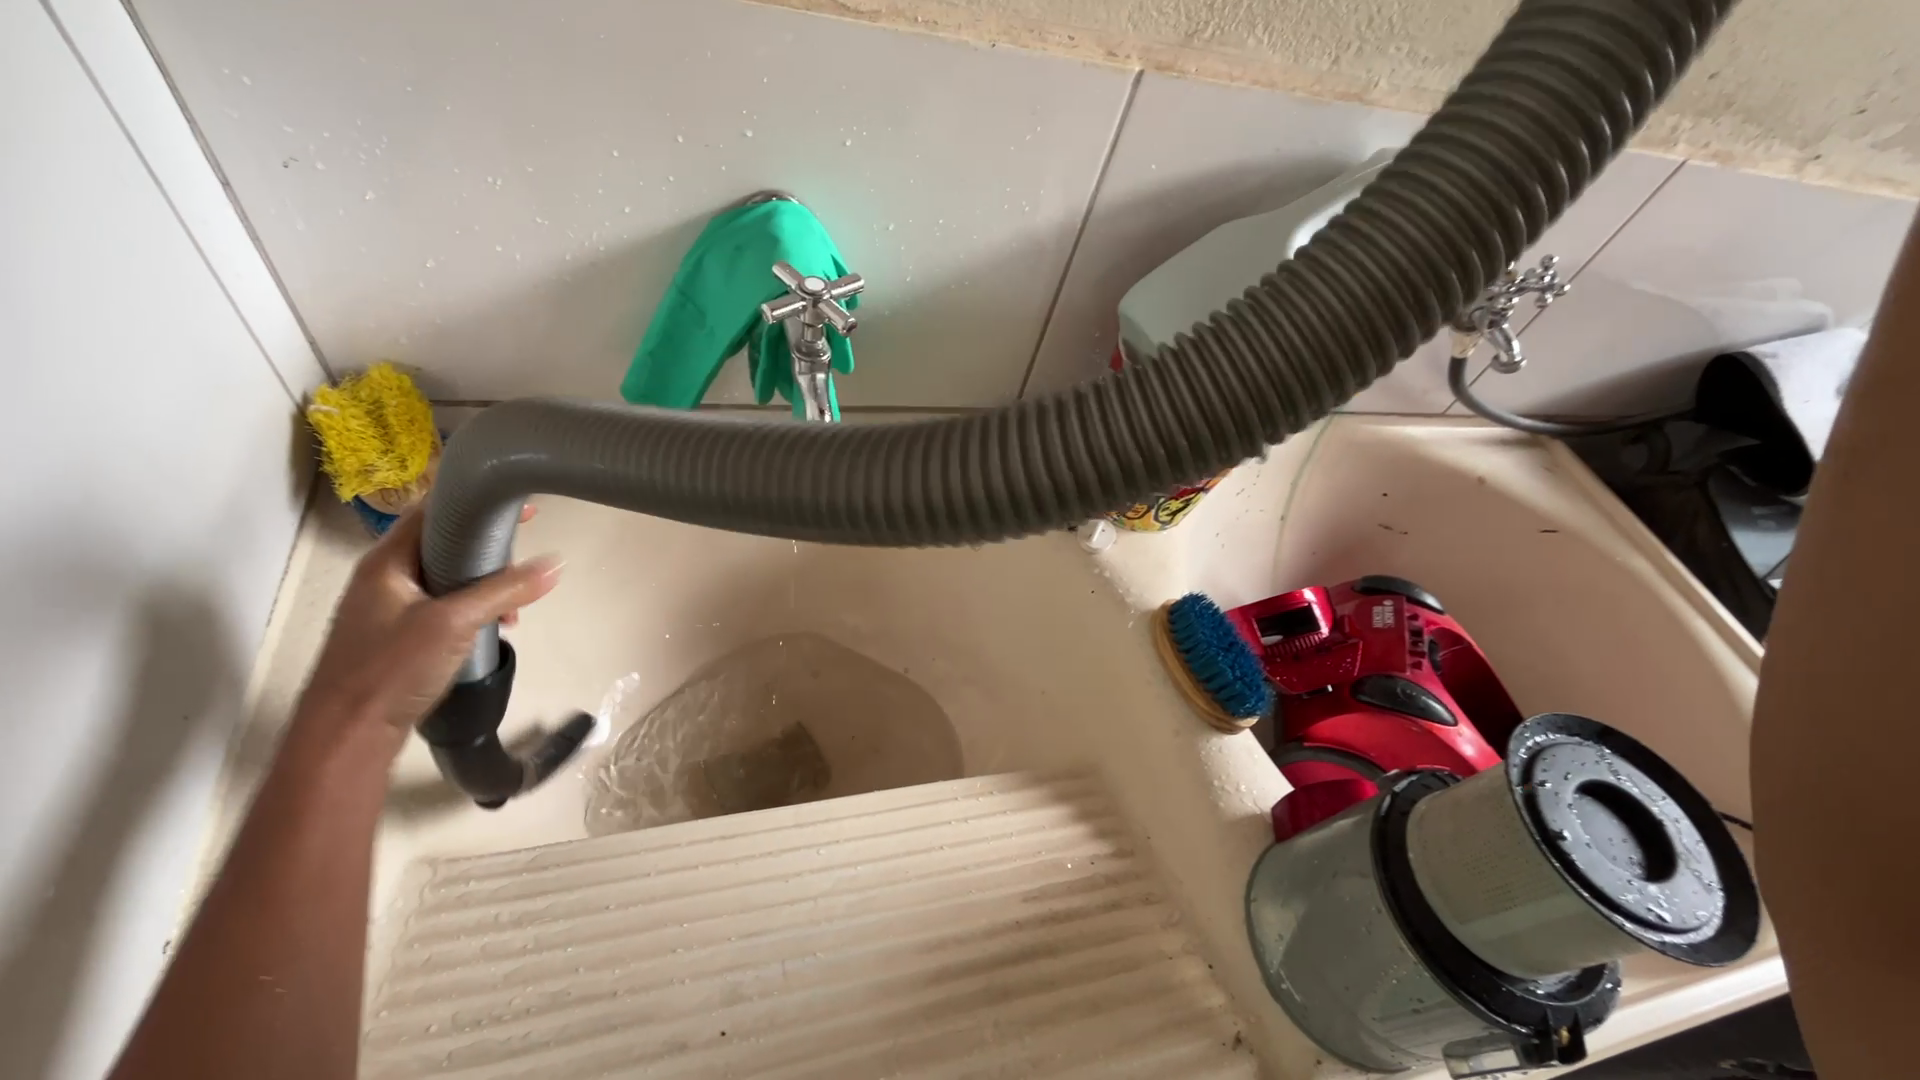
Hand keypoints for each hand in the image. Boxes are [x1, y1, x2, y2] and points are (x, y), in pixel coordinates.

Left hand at [294, 503, 561, 745]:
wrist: (347, 735)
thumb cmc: (392, 669)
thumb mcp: (454, 622)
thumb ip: (504, 591)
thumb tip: (554, 565)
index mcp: (386, 562)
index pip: (433, 511)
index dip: (477, 504)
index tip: (522, 511)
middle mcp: (384, 577)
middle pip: (445, 545)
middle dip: (489, 555)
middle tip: (521, 569)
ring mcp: (388, 608)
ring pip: (448, 580)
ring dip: (485, 589)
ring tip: (512, 611)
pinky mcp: (398, 636)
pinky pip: (444, 608)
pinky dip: (473, 612)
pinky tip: (493, 632)